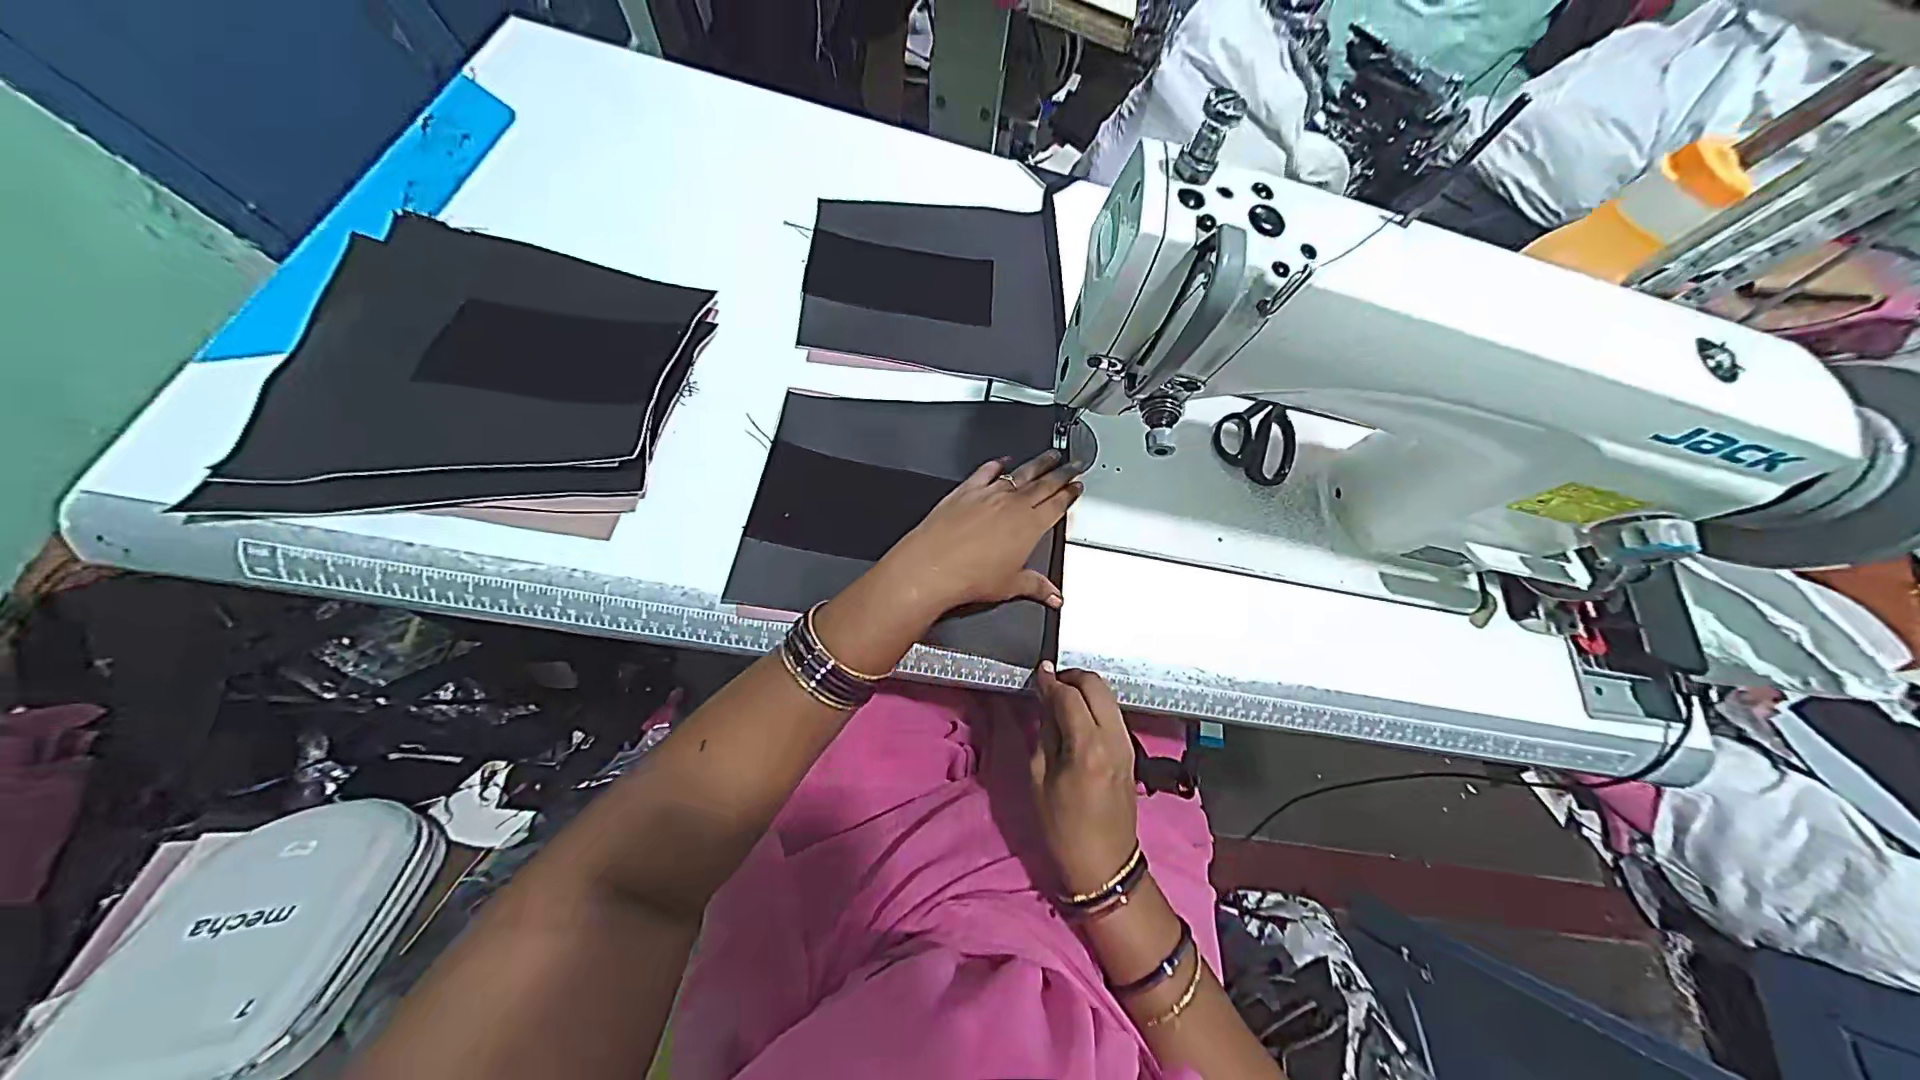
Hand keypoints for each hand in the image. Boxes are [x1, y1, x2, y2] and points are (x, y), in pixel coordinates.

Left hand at [868, 449, 1082, 621]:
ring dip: (1038, 463)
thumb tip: (1052, 595)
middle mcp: (1013, 504)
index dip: (1070, 493)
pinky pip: (986, 471)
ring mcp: (989, 494)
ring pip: (1021, 472)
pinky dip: (997, 464)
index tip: (1076, 486)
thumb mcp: (1010, 585)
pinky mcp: (966, 490)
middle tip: (1073, 464)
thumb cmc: (969, 576)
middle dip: (1062, 472)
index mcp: (1030, 525)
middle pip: (1045, 483)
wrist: (932, 566)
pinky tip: (1002, 461)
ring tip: (1049, 456)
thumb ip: (1036, 586)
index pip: (1058, 504)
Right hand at [1029, 665, 1139, 895]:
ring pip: (1108, 696)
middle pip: (1096, 685)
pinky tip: (1077, 716)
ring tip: (1061, 699)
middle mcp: (1113, 739)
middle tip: (1050, 684)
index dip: (1049, 681)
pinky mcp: (1131, 752)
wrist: (1105, 864)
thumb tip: (1045, 704)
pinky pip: (1113, 714)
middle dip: (1071, 678)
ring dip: (1085, 690)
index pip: (1068, 696)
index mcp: (1087, 748)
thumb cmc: (1063, 829)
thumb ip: (1044, 735)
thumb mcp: (1039, 781)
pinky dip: (1095, 705)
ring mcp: (1127, 744)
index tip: (1037, 673)